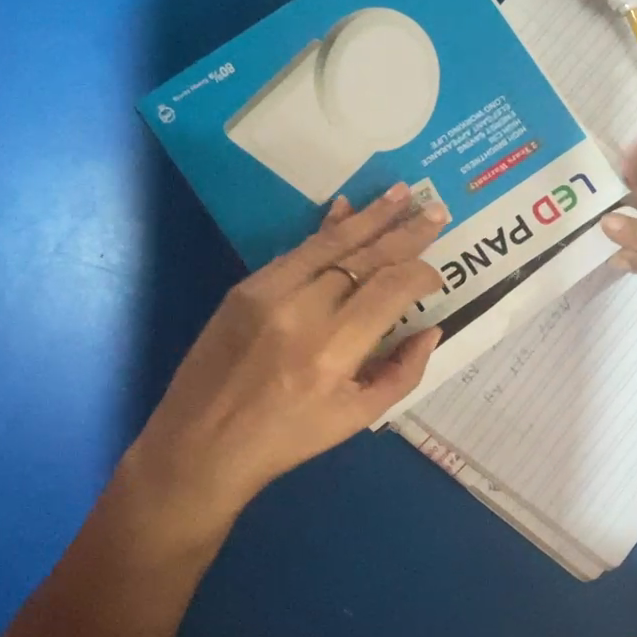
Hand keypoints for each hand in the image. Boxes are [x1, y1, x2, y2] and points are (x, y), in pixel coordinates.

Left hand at [121, 184, 447, 531]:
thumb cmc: (287, 438)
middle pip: (365, 257)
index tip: (437, 275)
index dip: (420, 274)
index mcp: (333, 351)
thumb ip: (402, 372)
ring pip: (330, 243)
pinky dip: (326, 229)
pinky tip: (348, 209)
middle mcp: (302, 312)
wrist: (200, 444)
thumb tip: (431, 329)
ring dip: (370, 216)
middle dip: (405, 233)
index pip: (390, 289)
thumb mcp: (357, 418)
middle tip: (436, 211)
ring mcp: (268, 293)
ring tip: (402, 192)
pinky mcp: (245, 288)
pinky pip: (296, 250)